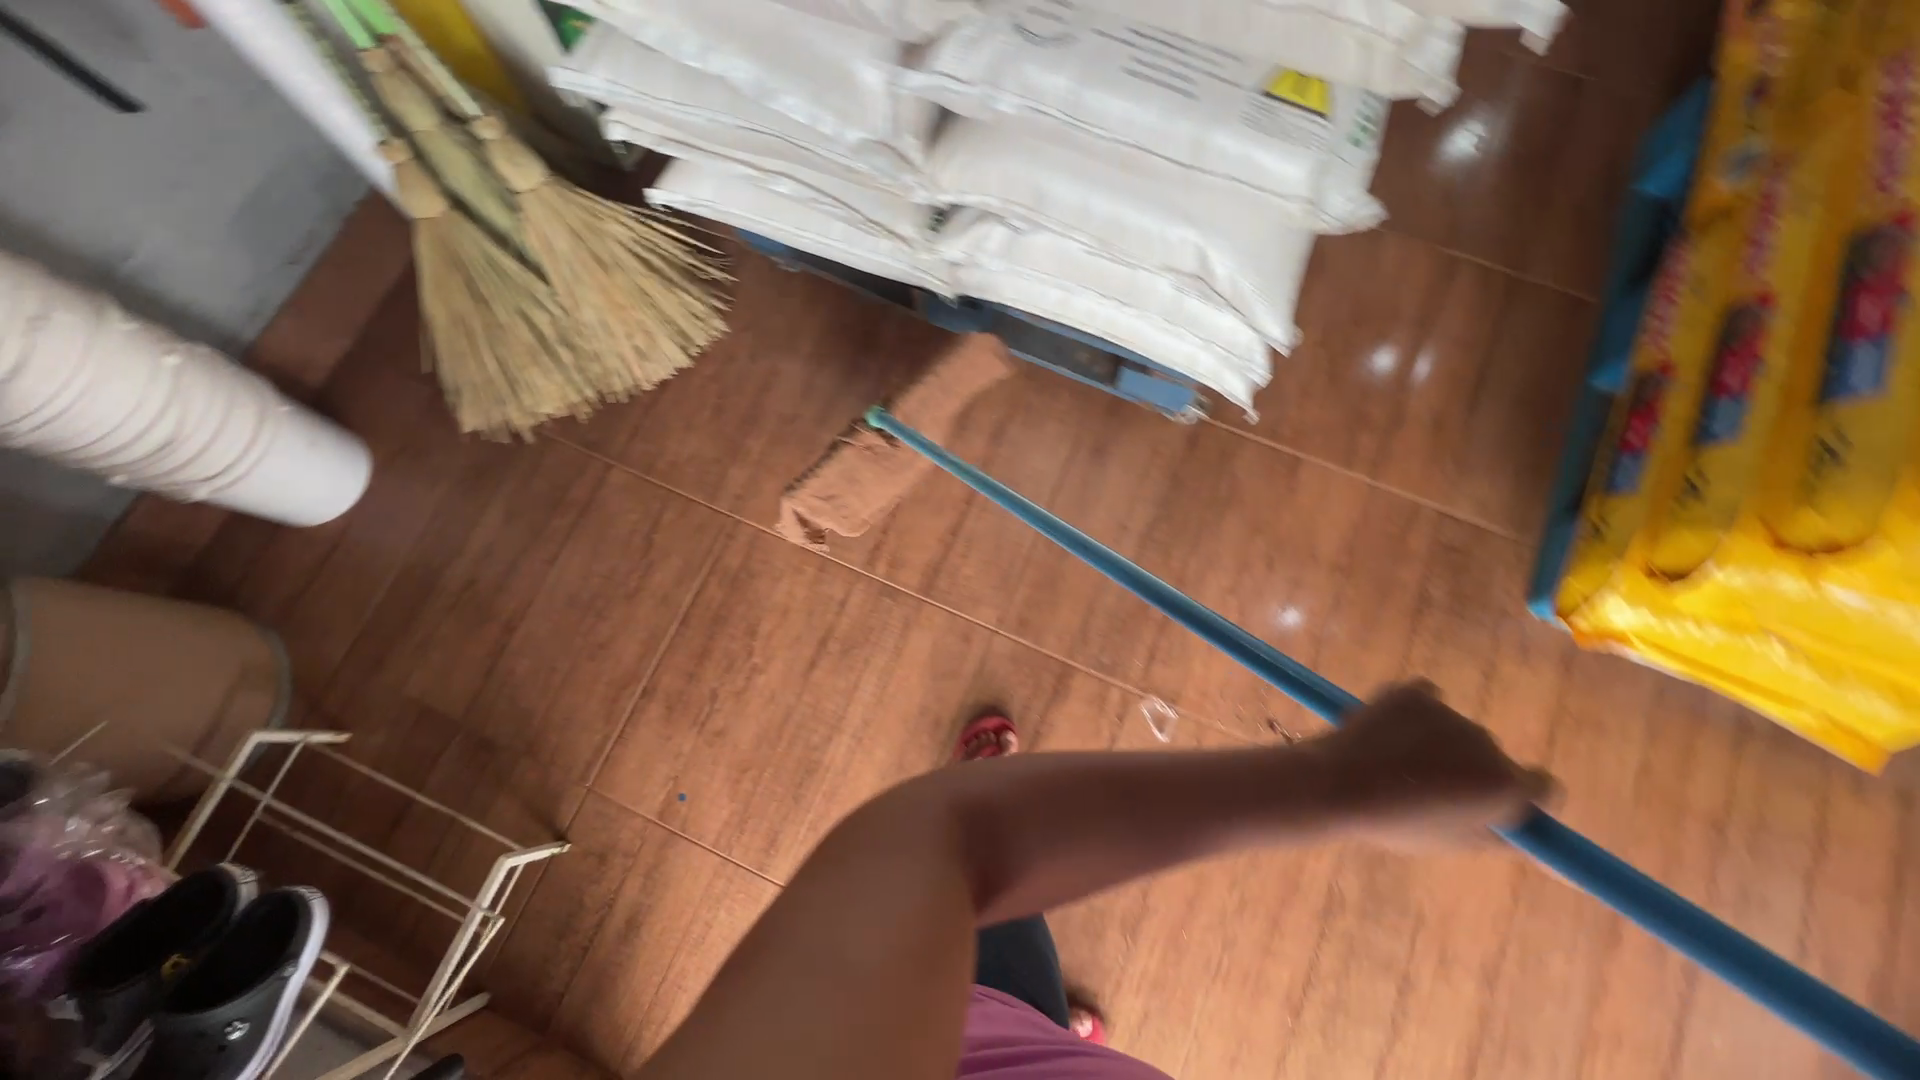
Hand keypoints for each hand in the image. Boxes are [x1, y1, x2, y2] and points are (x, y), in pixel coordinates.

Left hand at [1309, 680, 1556, 850]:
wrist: (1335, 784)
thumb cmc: (1395, 823)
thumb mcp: (1455, 843)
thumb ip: (1501, 838)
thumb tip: (1531, 841)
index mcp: (1505, 786)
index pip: (1544, 787)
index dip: (1523, 796)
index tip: (1497, 805)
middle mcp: (1487, 743)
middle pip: (1492, 756)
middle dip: (1469, 770)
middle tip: (1426, 788)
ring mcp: (1450, 713)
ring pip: (1454, 729)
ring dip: (1438, 741)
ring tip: (1396, 763)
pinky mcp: (1415, 692)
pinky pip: (1426, 700)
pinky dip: (1414, 714)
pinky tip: (1389, 731)